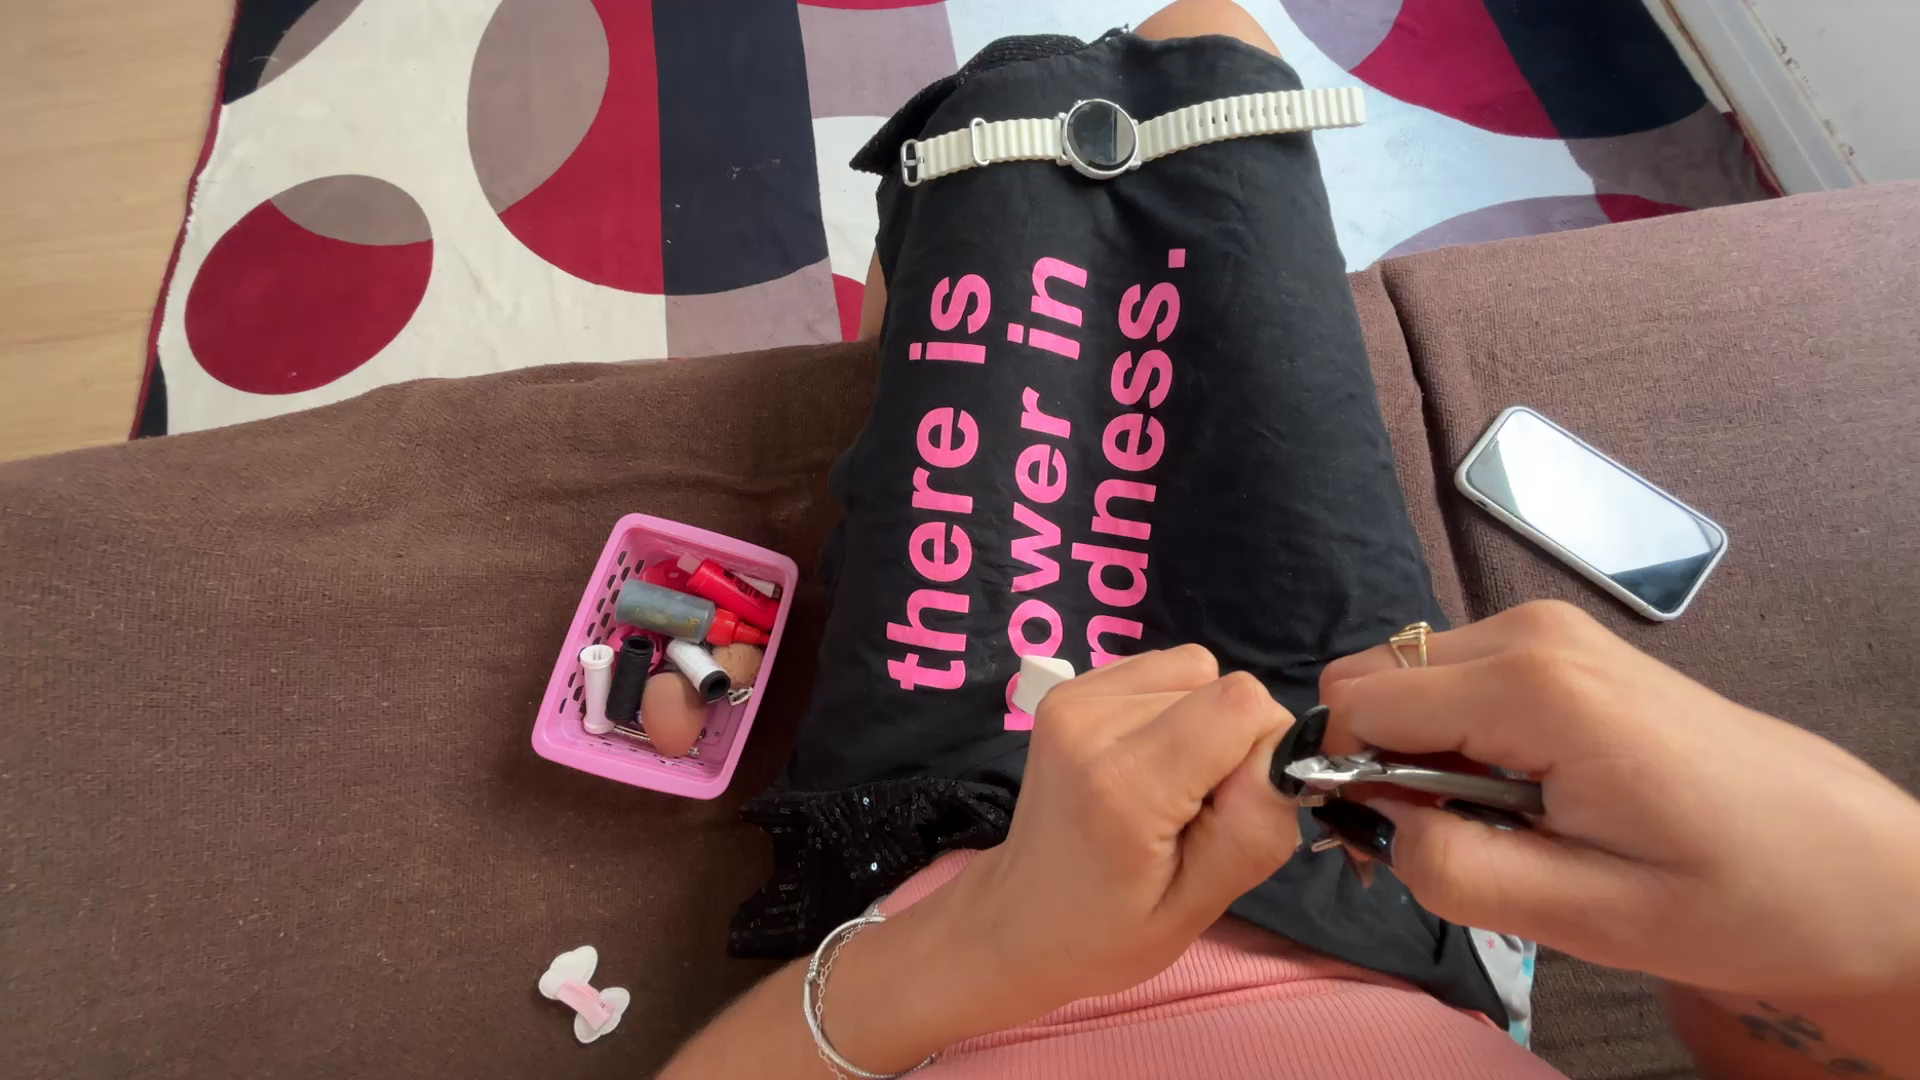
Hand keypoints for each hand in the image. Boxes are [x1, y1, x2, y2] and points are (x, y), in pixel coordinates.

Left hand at [946, 646, 1300, 1014]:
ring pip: (1191, 670)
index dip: (1265, 747)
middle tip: (1196, 805)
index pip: (1240, 703)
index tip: (1241, 802)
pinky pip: (1157, 669)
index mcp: (1125, 781)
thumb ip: (1252, 828)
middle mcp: (1091, 719)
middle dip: (1232, 740)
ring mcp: (1073, 697)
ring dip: (1201, 718)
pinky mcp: (1067, 688)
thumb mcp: (1197, 908)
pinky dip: (1170, 704)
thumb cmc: (1109, 929)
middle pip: (1217, 685)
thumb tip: (1286, 750)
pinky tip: (1143, 754)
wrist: (1021, 913)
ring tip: (1167, 780)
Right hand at [1320, 600, 1919, 996]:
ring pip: (1393, 673)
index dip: (1348, 771)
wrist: (1862, 865)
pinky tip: (1501, 772)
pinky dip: (1437, 724)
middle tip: (1433, 825)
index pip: (1358, 704)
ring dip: (1404, 742)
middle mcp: (1521, 631)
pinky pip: (1435, 671)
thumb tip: (1370, 820)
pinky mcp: (1543, 636)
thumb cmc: (1736, 898)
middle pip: (1365, 677)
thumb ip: (1454, 869)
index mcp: (1533, 689)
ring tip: (1478, 804)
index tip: (1391, 833)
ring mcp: (1535, 625)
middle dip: (1370, 754)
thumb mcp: (1592, 919)